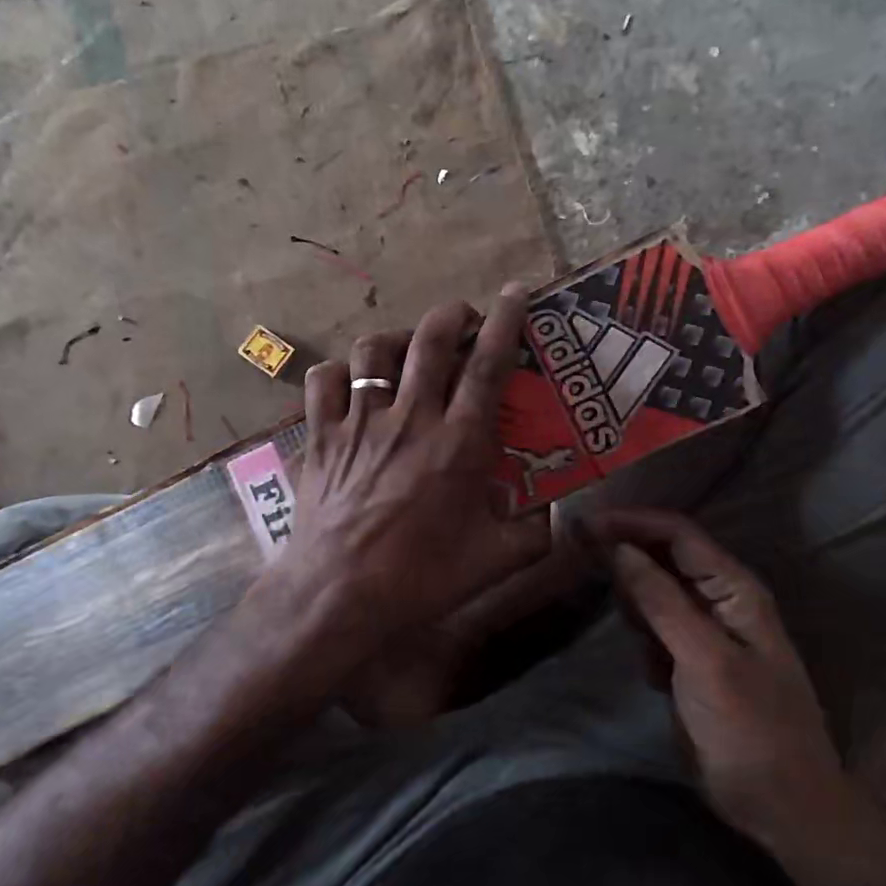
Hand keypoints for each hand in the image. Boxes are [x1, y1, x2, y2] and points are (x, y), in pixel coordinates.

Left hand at [269, 282, 549, 665]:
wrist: (337, 593)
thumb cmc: (420, 577)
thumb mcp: (495, 560)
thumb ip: (538, 532)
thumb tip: (564, 514)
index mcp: (458, 443)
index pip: (487, 366)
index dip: (505, 322)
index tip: (515, 293)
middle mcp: (409, 418)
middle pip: (430, 340)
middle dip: (451, 315)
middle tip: (463, 320)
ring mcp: (359, 422)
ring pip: (373, 350)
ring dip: (396, 339)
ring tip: (407, 350)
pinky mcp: (321, 435)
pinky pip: (323, 381)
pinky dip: (338, 372)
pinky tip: (350, 383)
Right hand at [588, 509, 848, 840]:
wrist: (782, 807)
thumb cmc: (752, 730)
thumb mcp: (706, 660)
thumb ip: (662, 601)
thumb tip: (617, 547)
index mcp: (734, 589)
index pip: (677, 532)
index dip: (631, 520)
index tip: (584, 523)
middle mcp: (718, 598)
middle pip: (662, 553)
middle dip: (622, 547)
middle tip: (575, 549)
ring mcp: (702, 627)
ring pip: (652, 585)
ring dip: (625, 587)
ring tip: (597, 594)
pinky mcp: (686, 655)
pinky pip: (650, 620)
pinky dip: (634, 623)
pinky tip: (634, 648)